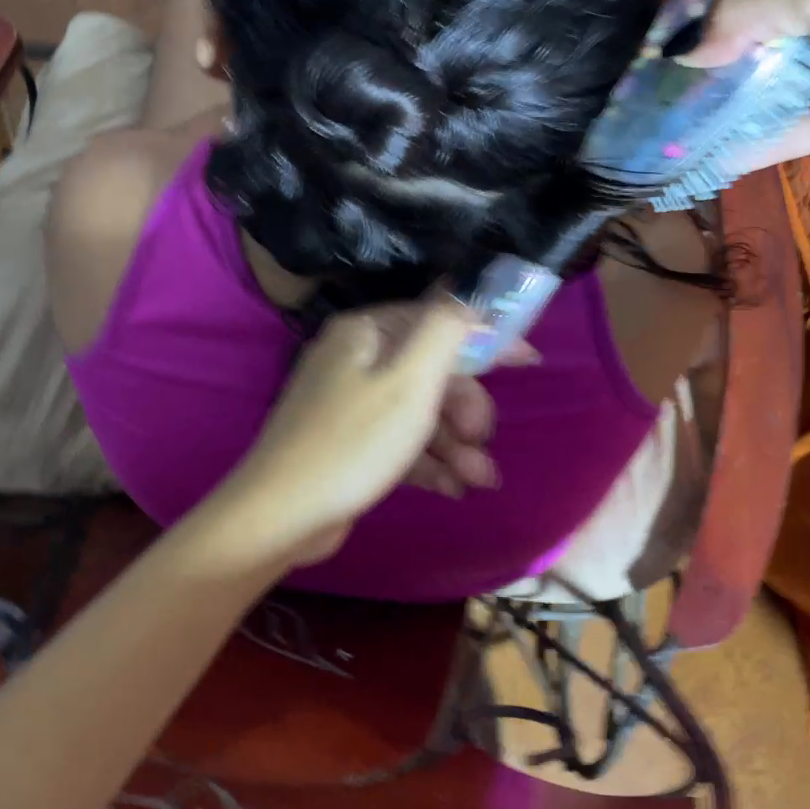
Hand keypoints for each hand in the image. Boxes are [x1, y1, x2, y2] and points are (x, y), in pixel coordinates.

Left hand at [220, 295, 474, 567]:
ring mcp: (347, 405)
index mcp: (365, 333)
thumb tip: (469, 293)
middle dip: (465, 408)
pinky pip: (398, 443)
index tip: (530, 362)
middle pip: (429, 371)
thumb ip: (446, 330)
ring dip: (454, 445)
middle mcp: (353, 360)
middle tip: (482, 440)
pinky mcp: (346, 446)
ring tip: (479, 480)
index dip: (486, 339)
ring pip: (417, 413)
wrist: (279, 514)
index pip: (437, 321)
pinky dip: (427, 463)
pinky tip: (455, 489)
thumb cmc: (351, 443)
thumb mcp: (409, 381)